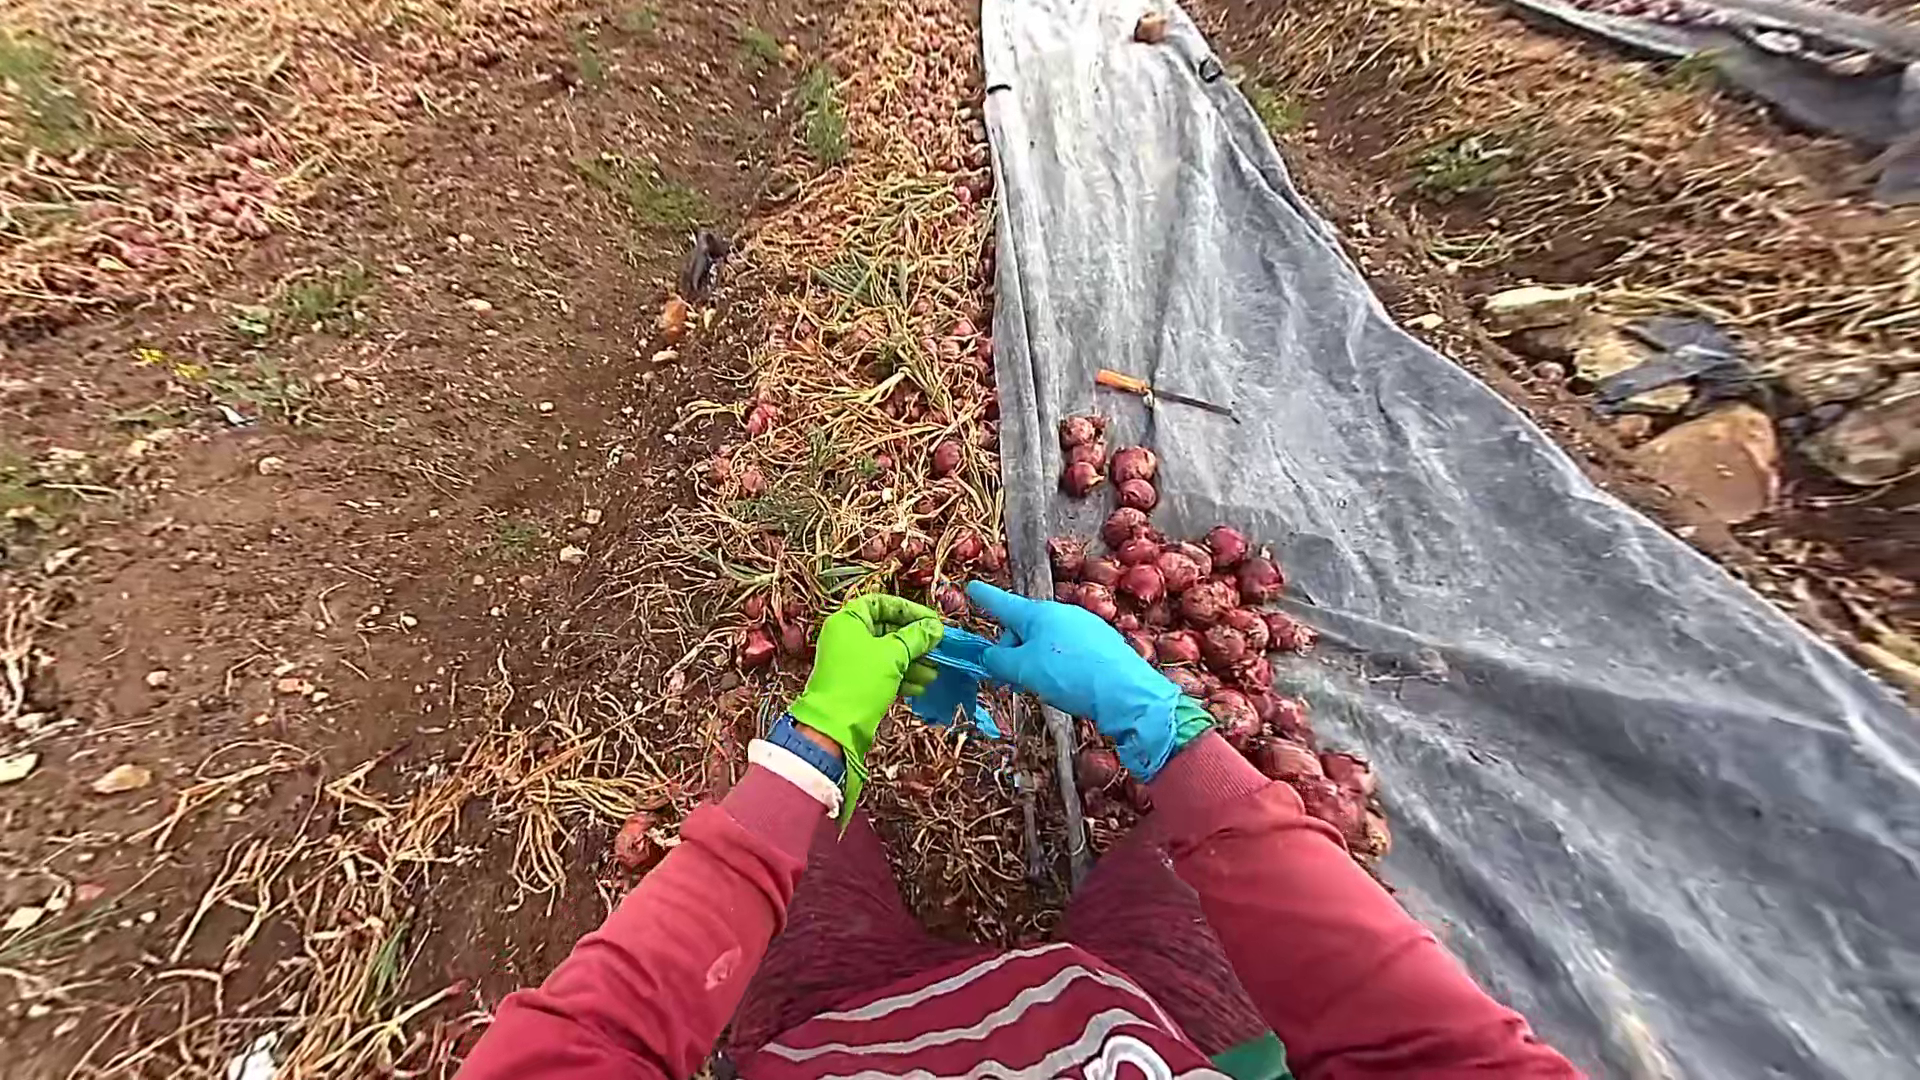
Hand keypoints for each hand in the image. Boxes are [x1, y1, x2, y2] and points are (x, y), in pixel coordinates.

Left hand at [788, 593, 944, 812]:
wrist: (835, 729)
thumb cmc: (861, 681)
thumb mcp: (893, 654)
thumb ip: (917, 637)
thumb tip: (936, 628)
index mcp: (848, 621)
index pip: (880, 603)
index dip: (907, 609)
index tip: (930, 620)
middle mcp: (848, 637)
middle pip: (887, 628)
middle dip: (914, 639)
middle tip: (937, 646)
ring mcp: (852, 661)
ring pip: (888, 652)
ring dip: (913, 660)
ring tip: (934, 671)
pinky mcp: (858, 683)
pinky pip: (884, 672)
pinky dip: (903, 676)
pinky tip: (921, 686)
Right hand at [966, 582, 1202, 780]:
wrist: (1126, 693)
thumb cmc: (1068, 675)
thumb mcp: (1023, 670)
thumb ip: (998, 662)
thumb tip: (991, 658)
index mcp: (1039, 613)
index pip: (1003, 603)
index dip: (985, 598)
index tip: (972, 587)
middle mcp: (1061, 612)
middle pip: (1024, 627)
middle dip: (1013, 650)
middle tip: (1012, 678)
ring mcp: (1084, 626)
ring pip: (1045, 641)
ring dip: (1034, 660)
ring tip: (1042, 685)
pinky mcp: (1100, 643)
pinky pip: (1066, 649)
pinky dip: (1056, 664)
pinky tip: (1065, 685)